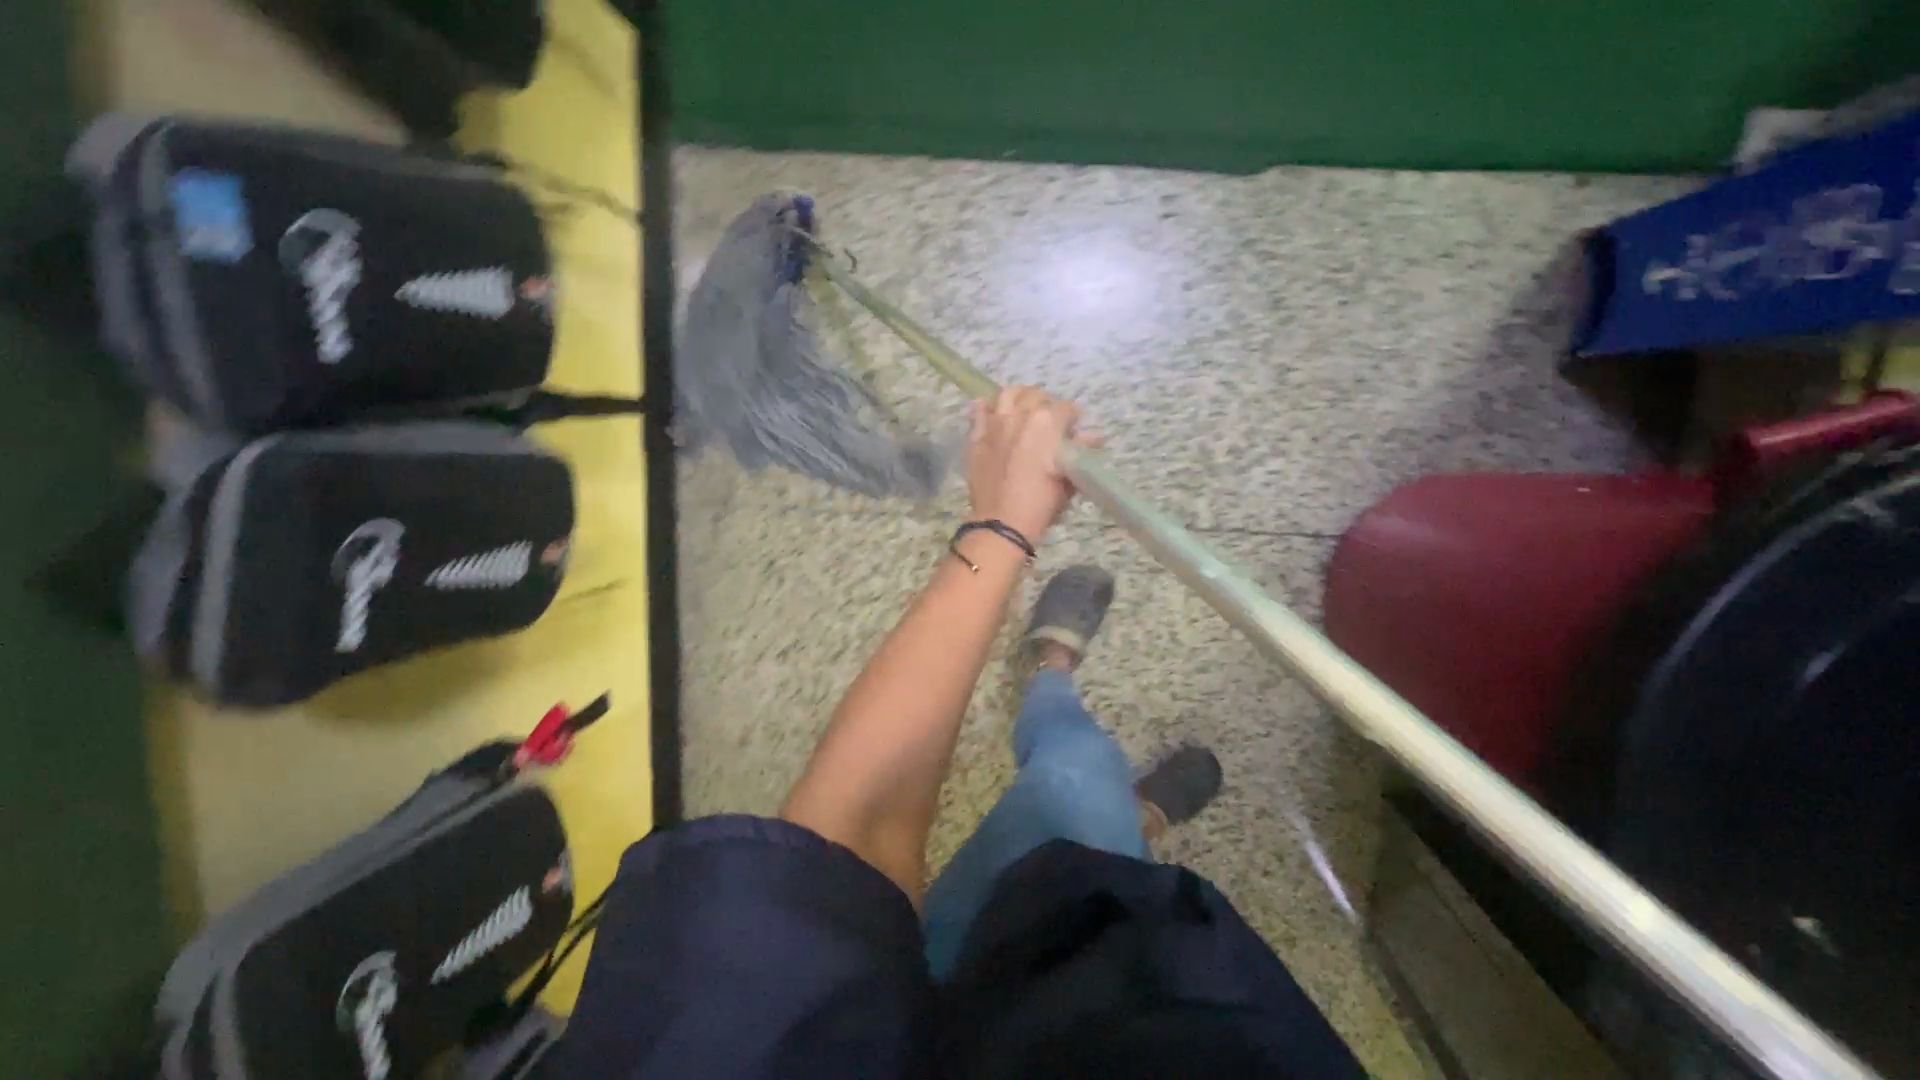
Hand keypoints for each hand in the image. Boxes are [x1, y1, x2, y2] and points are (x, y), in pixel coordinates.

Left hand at [965, 386, 1094, 542]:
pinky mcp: (976, 436)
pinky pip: (979, 411)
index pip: (1066, 408)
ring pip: (1007, 394)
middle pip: (1036, 395)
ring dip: (1018, 397)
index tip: (1073, 430)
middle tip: (1049, 421)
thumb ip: (1079, 452)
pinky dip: (986, 408)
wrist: (1002, 522)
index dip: (1072, 418)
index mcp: (1047, 422)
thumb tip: (1092, 437)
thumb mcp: (1069, 479)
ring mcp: (995, 423)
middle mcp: (1020, 414)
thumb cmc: (1041, 503)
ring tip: (1023, 409)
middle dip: (1046, 404)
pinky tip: (993, 413)